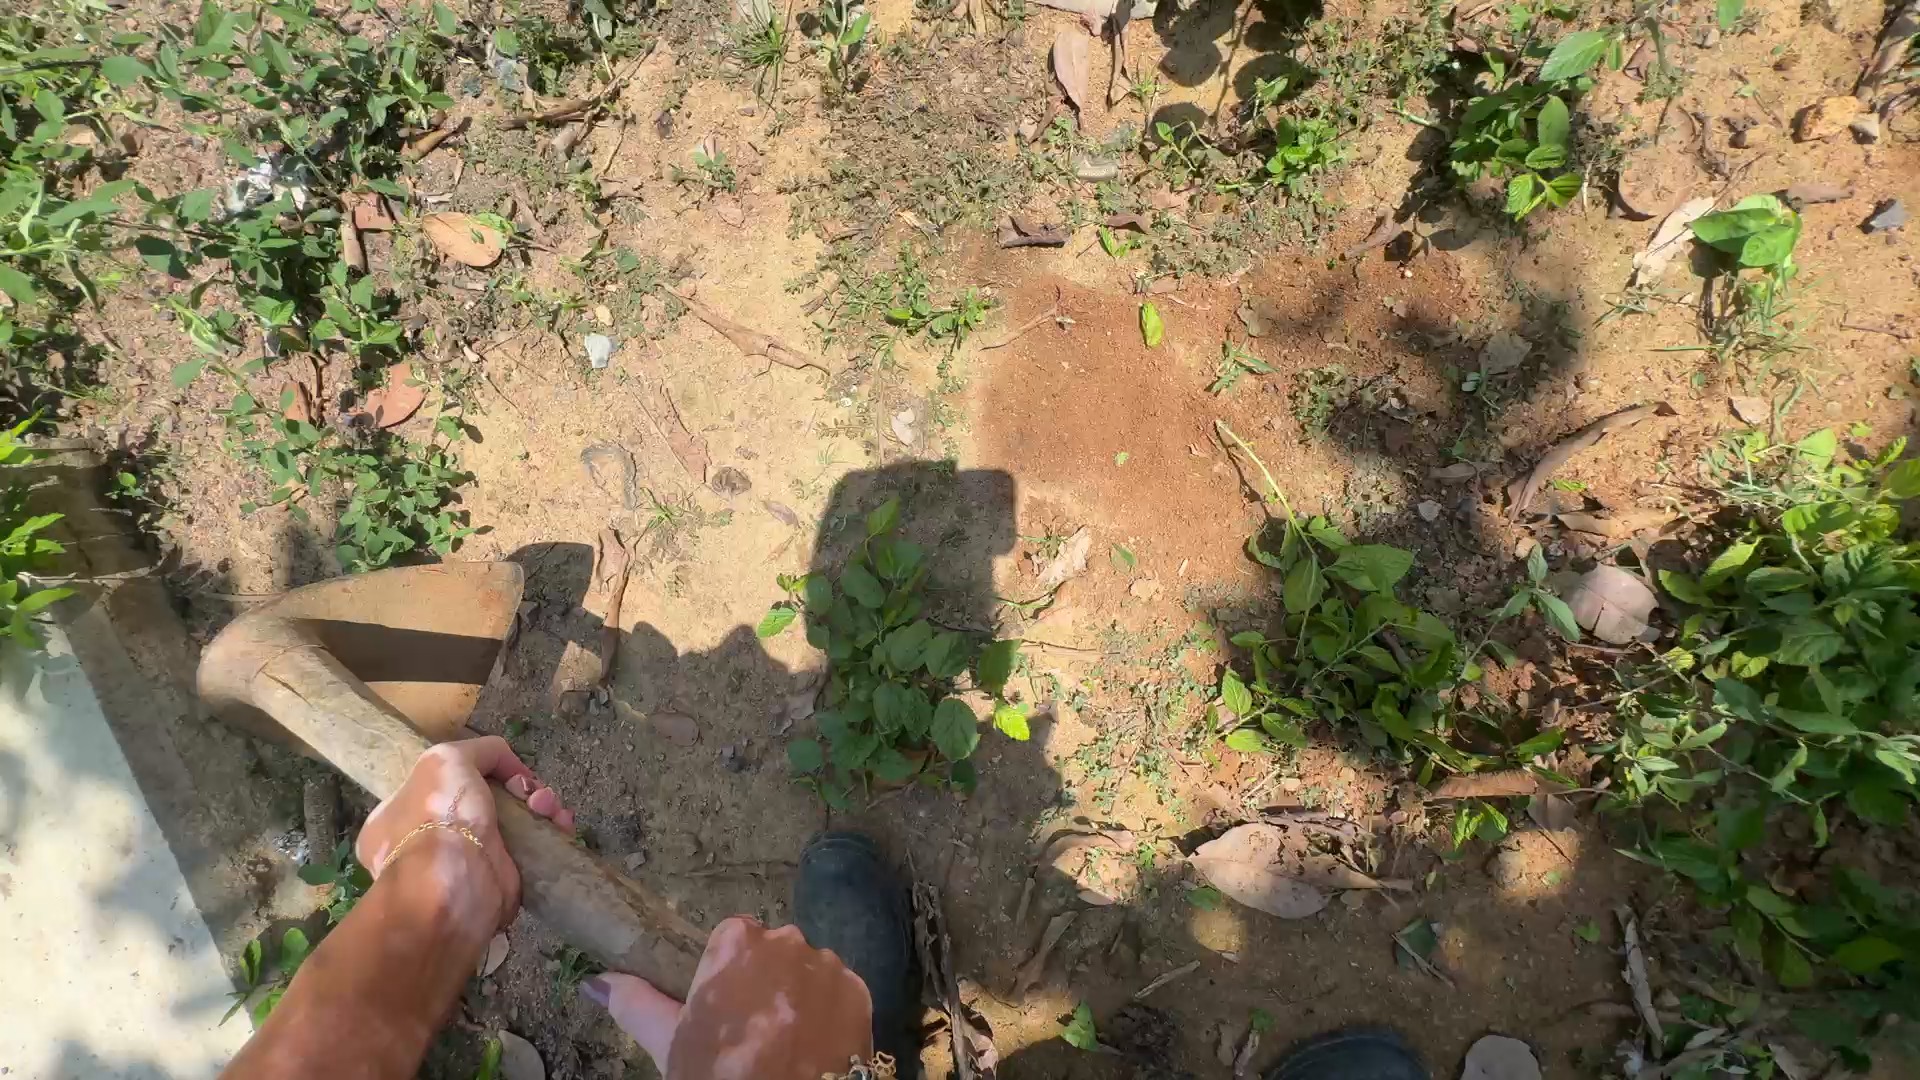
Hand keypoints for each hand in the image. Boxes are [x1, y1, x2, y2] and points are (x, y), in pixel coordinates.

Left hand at [356, 736, 574, 934]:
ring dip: (543, 805)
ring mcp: (473, 857)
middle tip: (533, 793)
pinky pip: (535, 843)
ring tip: (547, 808)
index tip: (507, 776)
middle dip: (523, 789)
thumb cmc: (439, 819)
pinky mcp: (505, 875)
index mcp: (406, 813)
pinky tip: (559, 823)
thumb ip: (477, 751)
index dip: (487, 772)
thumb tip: (505, 764)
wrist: (452, 889)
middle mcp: (437, 835)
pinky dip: (553, 828)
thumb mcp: (445, 760)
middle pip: (494, 797)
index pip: (453, 782)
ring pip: (519, 818)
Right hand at [581, 917, 871, 1079]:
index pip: (731, 940)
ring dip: (796, 997)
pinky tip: (812, 1049)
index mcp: (737, 941)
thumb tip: (596, 982)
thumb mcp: (670, 1045)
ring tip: (782, 1049)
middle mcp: (787, 937)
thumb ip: (635, 1003)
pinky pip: (837, 991)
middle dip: (762, 984)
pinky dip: (827, 1014)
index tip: (722, 1012)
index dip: (725, 976)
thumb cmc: (716, 1078)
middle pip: (770, 952)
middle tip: (749, 1037)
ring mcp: (826, 961)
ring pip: (805, 970)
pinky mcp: (859, 987)